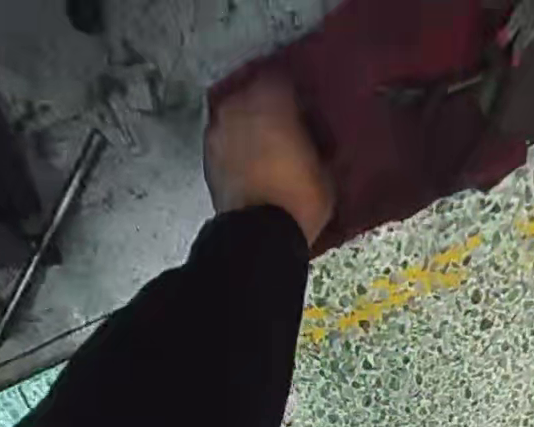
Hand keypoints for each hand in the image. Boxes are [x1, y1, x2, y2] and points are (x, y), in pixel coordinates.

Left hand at [205, 76, 333, 246]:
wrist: (261, 237)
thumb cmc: (298, 201)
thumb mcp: (325, 175)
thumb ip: (318, 149)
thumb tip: (316, 146)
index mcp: (271, 99)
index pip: (284, 82)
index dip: (296, 100)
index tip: (305, 116)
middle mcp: (238, 107)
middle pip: (253, 97)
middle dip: (267, 114)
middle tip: (285, 135)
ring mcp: (218, 134)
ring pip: (236, 122)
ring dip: (248, 134)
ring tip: (266, 157)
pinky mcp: (208, 163)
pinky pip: (226, 149)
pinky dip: (236, 155)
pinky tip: (252, 173)